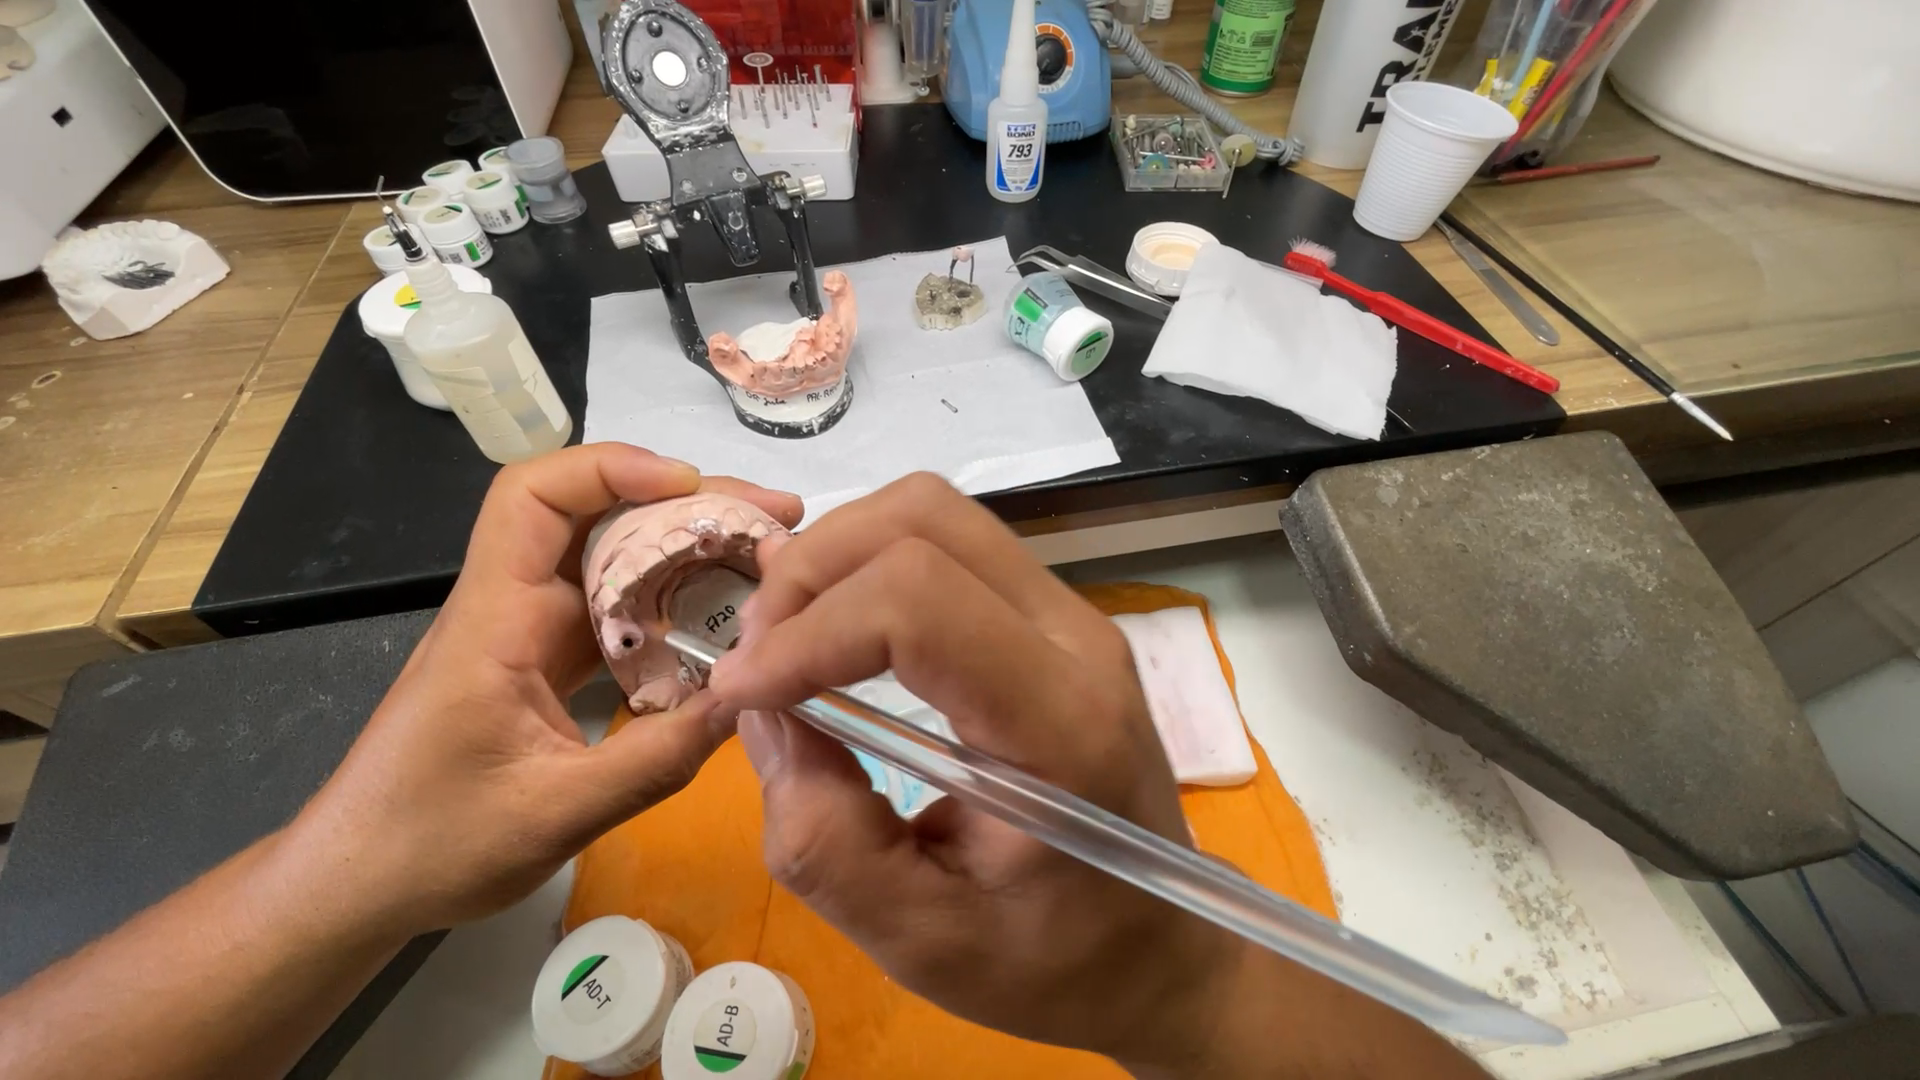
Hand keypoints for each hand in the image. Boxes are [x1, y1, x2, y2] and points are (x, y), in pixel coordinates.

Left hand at [292, 443, 801, 936]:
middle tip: (776, 521)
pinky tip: (728, 621)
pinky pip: (624, 610)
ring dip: (693, 551)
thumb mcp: (554, 815)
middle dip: (690, 507)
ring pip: (619, 560)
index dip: (611, 471)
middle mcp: (518, 607)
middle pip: (601, 518)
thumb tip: (751, 698)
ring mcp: (537, 632)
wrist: (358, 885)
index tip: (690, 487)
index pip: (534, 499)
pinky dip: (679, 603)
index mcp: (497, 621)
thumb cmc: (429, 845)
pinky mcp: (553, 661)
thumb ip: (656, 760)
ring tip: (769, 561)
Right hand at [708, 473, 1231, 1070]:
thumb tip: (766, 714)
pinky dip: (871, 564)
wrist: (1163, 943)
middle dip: (815, 570)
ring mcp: (1070, 612)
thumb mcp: (922, 941)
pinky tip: (838, 625)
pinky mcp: (1051, 613)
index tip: (742, 694)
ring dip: (839, 557)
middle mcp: (1076, 636)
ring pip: (935, 511)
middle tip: (759, 655)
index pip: (921, 605)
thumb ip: (825, 840)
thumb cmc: (1056, 959)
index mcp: (1062, 724)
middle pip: (926, 520)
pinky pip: (950, 543)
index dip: (809, 633)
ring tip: (788, 636)